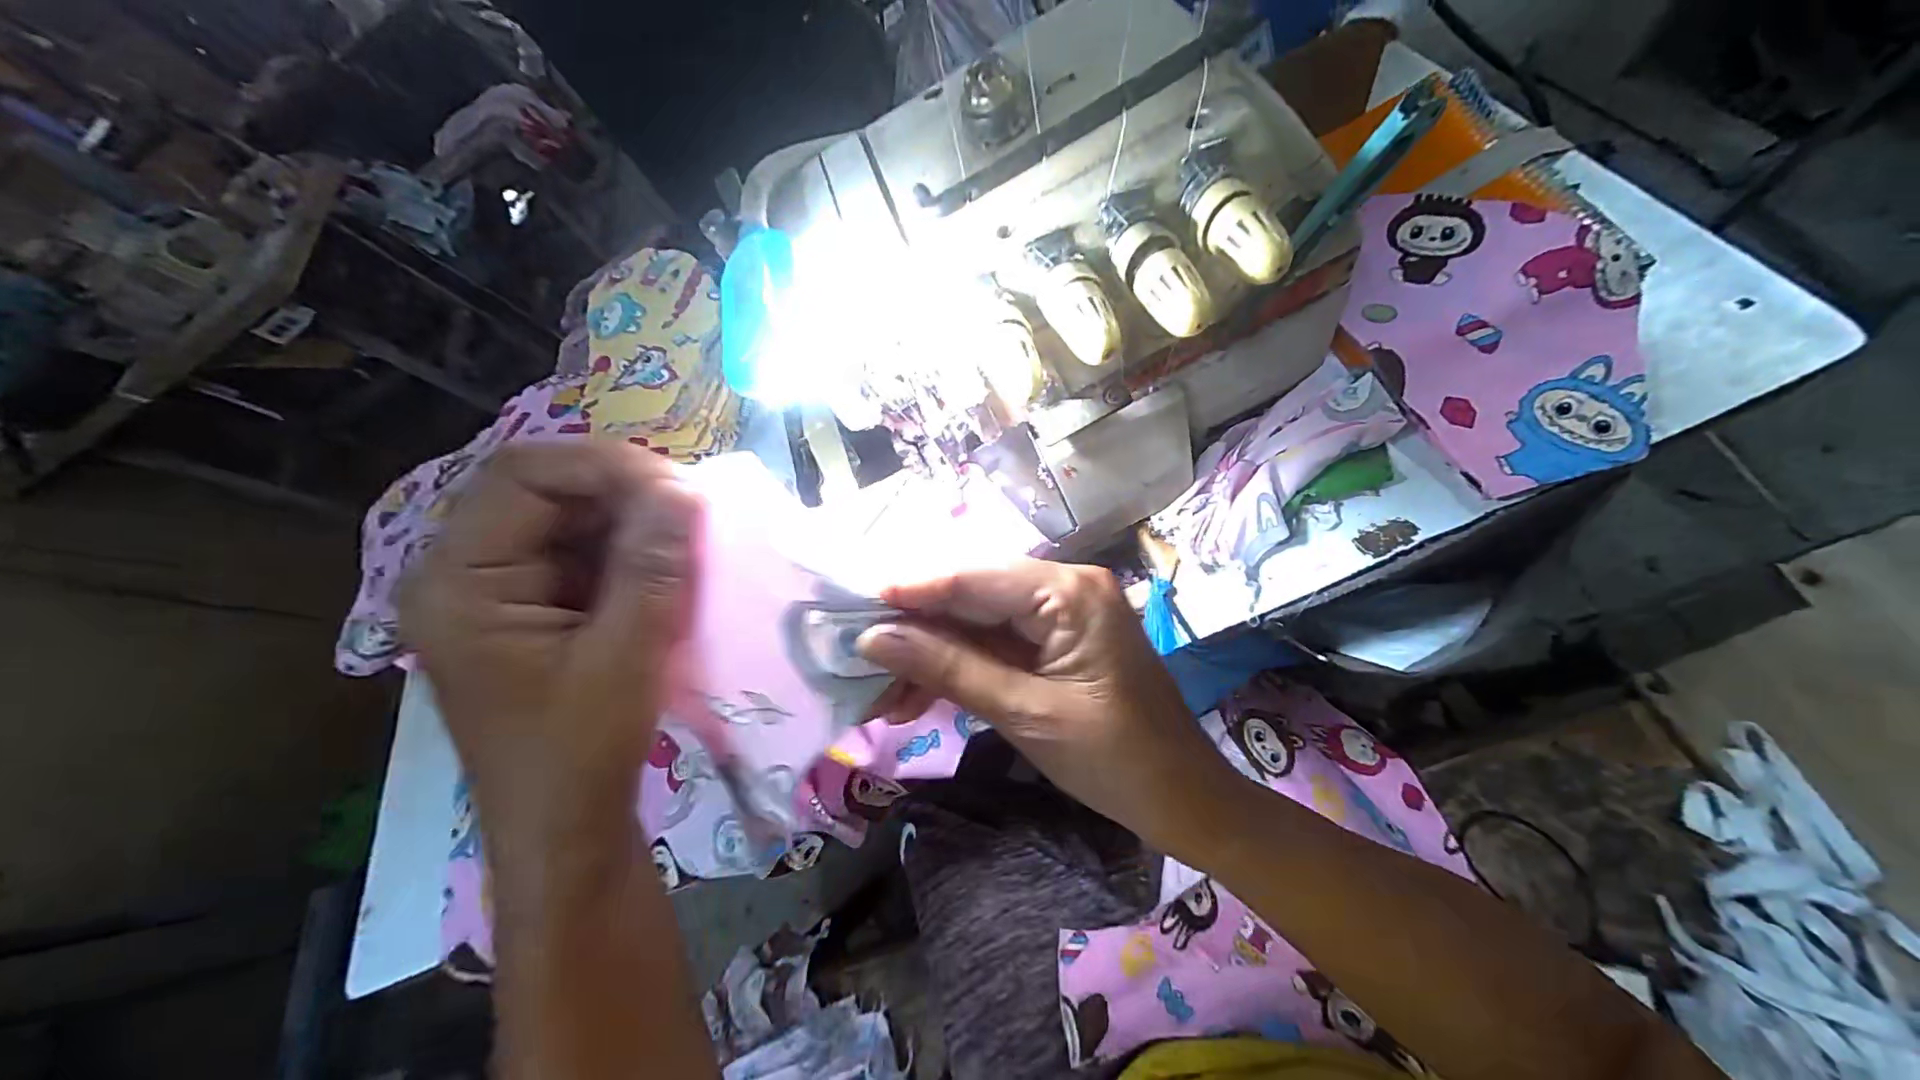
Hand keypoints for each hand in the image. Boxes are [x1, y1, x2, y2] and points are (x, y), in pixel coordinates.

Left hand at [398, 442, 698, 842]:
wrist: (565, 835)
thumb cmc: (580, 753)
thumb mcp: (624, 655)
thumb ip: (652, 566)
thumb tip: (686, 487)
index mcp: (459, 581)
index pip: (521, 476)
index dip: (602, 465)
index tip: (678, 485)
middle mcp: (465, 573)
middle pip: (544, 491)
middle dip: (623, 490)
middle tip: (694, 507)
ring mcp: (498, 592)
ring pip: (569, 519)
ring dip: (632, 518)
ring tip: (690, 533)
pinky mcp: (533, 610)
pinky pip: (582, 554)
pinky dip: (629, 549)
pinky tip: (670, 563)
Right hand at [855, 559, 1243, 849]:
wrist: (1184, 801)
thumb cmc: (1115, 760)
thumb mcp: (1024, 713)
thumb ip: (948, 668)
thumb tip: (874, 637)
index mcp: (1068, 592)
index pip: (972, 580)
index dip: (911, 594)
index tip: (852, 607)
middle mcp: (1064, 588)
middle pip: (971, 600)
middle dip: (916, 635)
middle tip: (862, 665)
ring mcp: (1062, 617)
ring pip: (977, 626)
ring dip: (932, 659)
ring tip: (884, 699)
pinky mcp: (1058, 645)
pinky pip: (997, 647)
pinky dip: (960, 671)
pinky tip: (920, 699)